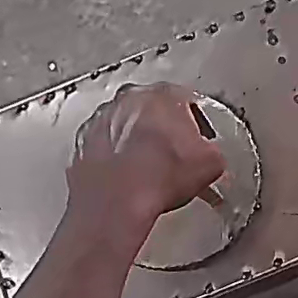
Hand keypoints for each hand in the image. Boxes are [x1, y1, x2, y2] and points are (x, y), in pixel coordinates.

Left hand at [69, 83, 226, 229]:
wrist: (117, 201)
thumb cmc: (161, 177)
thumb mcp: (210, 165)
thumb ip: (214, 153)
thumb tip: (212, 159)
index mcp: (163, 95)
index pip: (188, 101)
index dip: (198, 123)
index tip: (201, 140)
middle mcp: (130, 100)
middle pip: (154, 110)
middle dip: (166, 129)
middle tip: (176, 154)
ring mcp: (103, 119)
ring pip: (129, 125)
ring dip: (140, 142)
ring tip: (153, 170)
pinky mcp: (84, 143)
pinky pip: (107, 146)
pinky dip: (118, 157)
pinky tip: (130, 178)